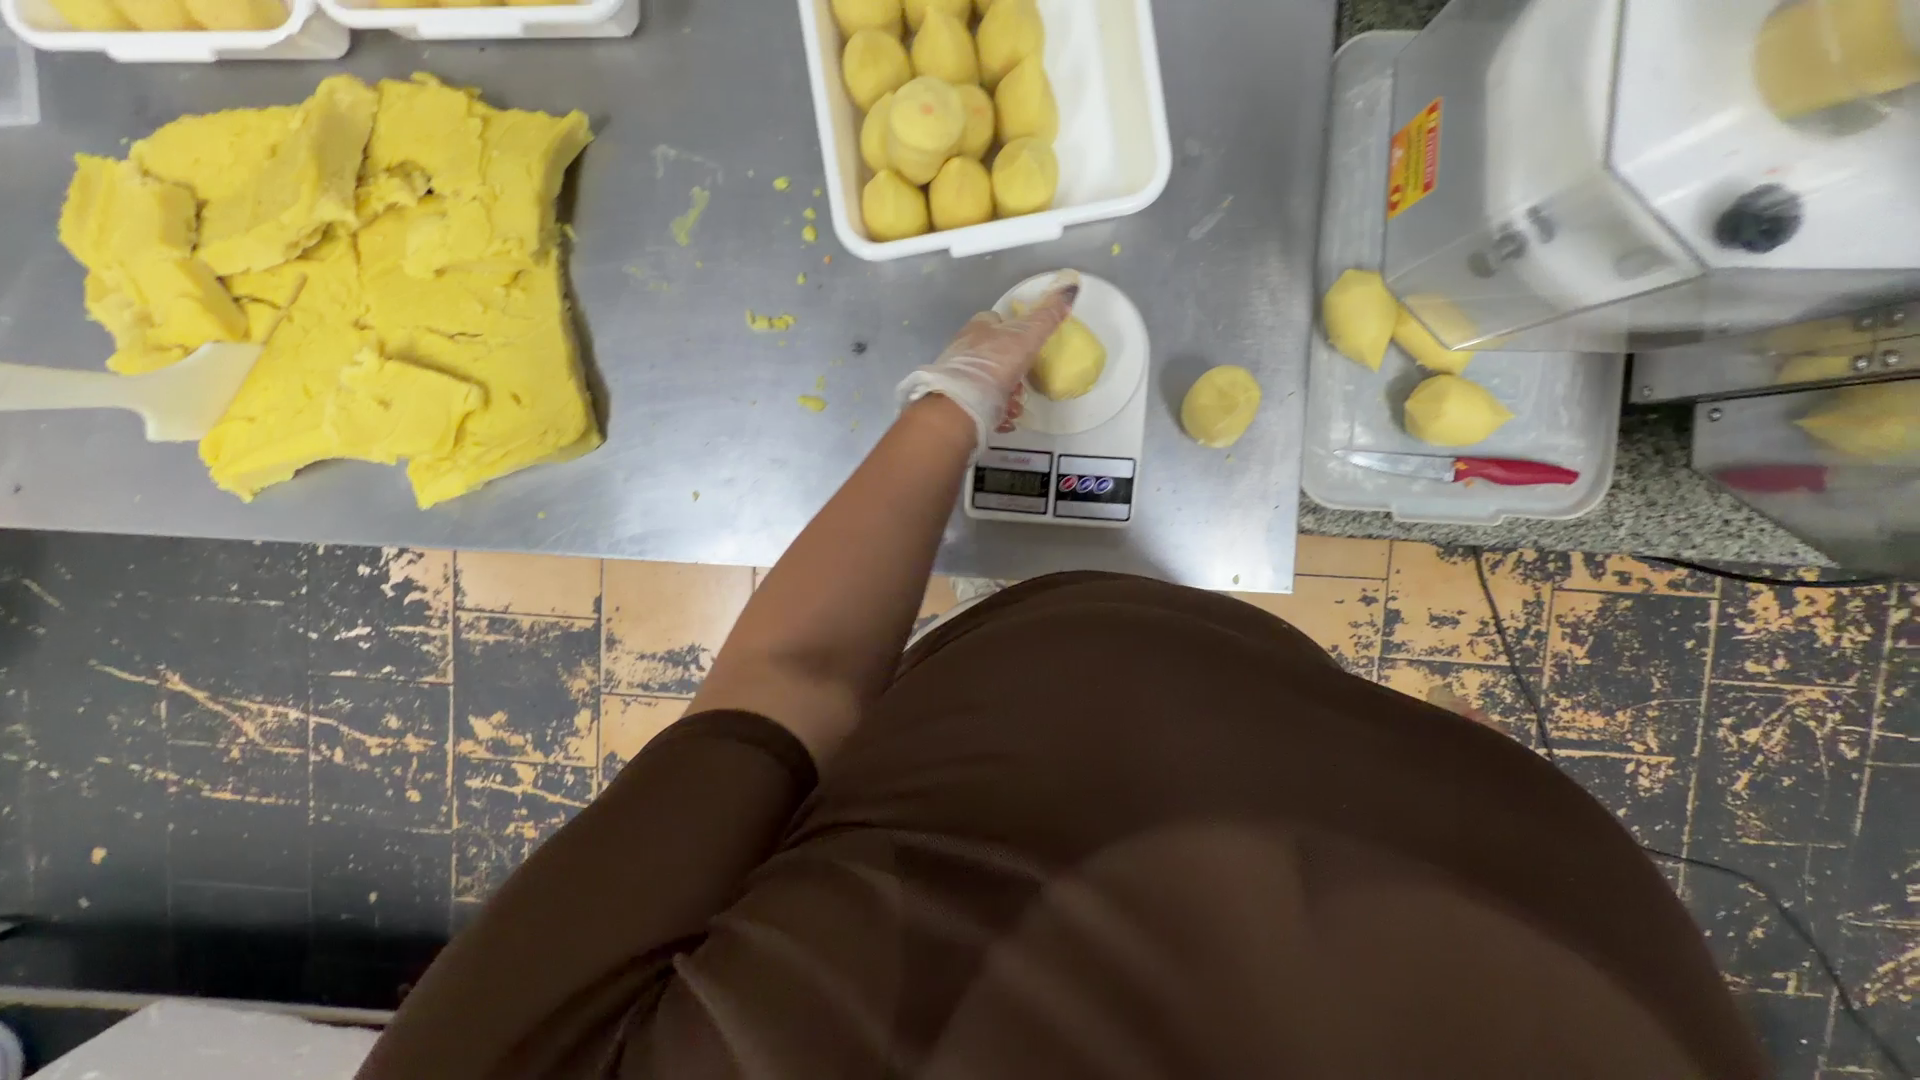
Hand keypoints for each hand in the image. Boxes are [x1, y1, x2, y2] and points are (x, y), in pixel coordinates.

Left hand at [895, 272, 1080, 445]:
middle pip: (991, 354)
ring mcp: (956, 377)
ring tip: (1015, 405)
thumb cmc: (995, 364)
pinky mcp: (954, 403)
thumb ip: (1047, 315)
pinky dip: (993, 412)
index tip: (1026, 344)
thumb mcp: (1027, 335)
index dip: (1011, 329)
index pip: (995, 320)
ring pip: (986, 382)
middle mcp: (963, 350)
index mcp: (978, 328)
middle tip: (1023, 383)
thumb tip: (1070, 286)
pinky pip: (978, 405)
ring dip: (1004, 393)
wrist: (961, 405)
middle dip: (1009, 369)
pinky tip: (1003, 419)